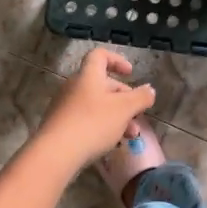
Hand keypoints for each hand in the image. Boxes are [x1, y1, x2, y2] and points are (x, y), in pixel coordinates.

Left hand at [36, 48, 155, 169]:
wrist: (56, 152)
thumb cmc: (93, 123)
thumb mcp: (124, 109)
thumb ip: (140, 98)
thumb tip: (150, 89)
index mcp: (88, 75)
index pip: (100, 55)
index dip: (117, 60)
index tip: (130, 73)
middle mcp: (74, 85)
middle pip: (101, 83)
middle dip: (123, 98)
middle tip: (137, 115)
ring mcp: (65, 105)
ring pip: (96, 104)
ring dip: (116, 116)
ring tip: (130, 135)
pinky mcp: (60, 124)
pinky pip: (85, 119)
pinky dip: (101, 126)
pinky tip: (110, 144)